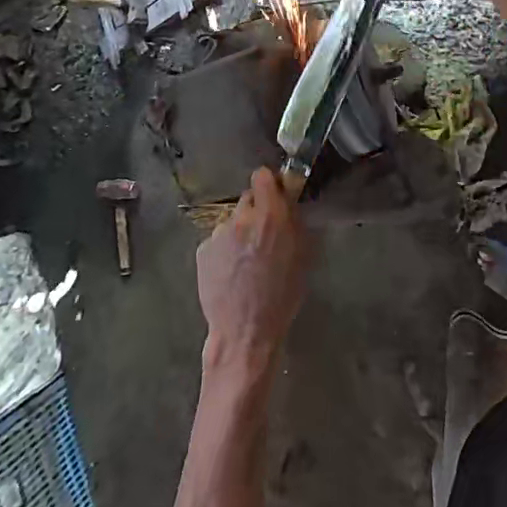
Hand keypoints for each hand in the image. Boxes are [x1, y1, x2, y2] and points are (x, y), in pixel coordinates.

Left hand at [196, 168, 310, 372]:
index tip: (275, 196)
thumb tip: (288, 201)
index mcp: (271, 215)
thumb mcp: (304, 253)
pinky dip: (225, 250)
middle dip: (257, 211)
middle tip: (264, 235)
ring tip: (246, 260)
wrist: (246, 329)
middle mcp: (242, 217)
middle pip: (248, 199)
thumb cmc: (283, 293)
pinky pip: (218, 241)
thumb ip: (295, 220)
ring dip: (240, 232)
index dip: (269, 184)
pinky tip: (231, 272)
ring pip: (232, 221)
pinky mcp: (203, 250)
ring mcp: (219, 233)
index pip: (262, 176)